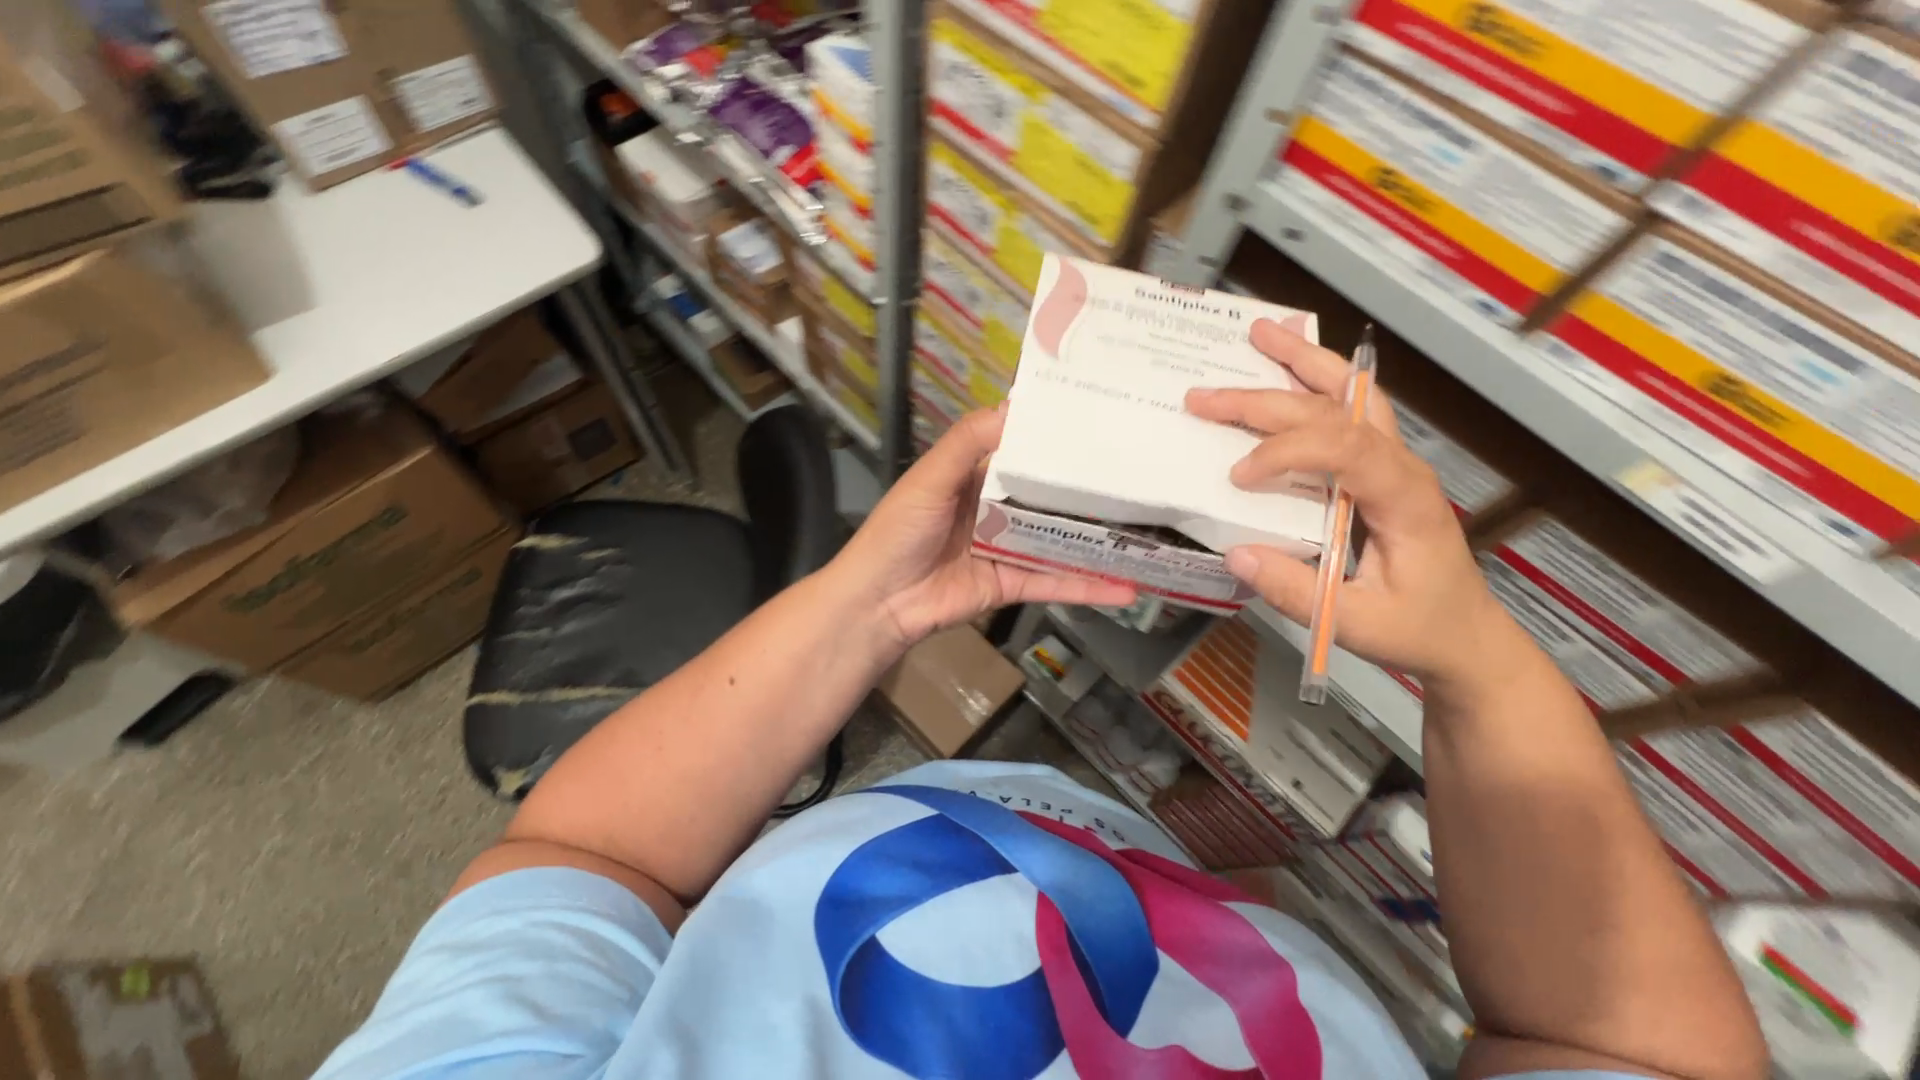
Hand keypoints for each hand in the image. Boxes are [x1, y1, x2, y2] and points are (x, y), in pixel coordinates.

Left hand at [831, 407, 1136, 650]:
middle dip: (1090, 487)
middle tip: (1145, 473)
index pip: (1025, 450)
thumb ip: (969, 442)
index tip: (1105, 420)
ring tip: (1150, 529)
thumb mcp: (930, 477)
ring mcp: (1008, 548)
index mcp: (976, 476)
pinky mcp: (1012, 585)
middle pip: (1049, 495)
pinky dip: (1089, 587)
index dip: (1057, 437)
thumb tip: (1017, 405)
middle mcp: (996, 509)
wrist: (878, 601)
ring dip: (1099, 539)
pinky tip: (1128, 587)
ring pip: (1060, 540)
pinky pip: (1055, 582)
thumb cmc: (899, 530)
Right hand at [1184, 319, 1508, 684]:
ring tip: (1260, 333)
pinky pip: (1351, 410)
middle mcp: (1402, 465)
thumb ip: (1297, 591)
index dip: (1286, 451)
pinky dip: (1318, 381)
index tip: (1239, 476)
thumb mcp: (1358, 625)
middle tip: (1203, 397)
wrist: (1466, 634)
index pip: (1345, 448)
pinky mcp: (1380, 467)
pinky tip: (1291, 365)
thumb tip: (1236, 553)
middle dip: (1265, 401)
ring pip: (1351, 394)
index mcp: (1405, 498)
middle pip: (1334, 412)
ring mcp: (1394, 460)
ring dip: (1303, 362)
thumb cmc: (1419, 629)